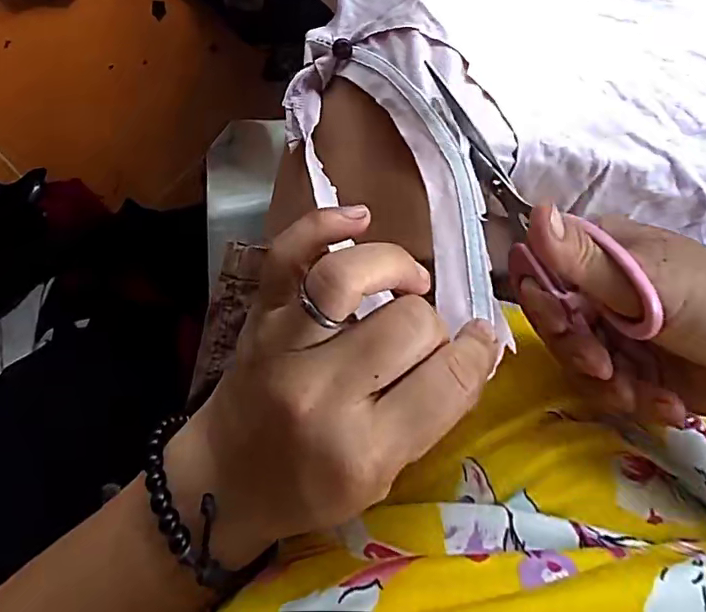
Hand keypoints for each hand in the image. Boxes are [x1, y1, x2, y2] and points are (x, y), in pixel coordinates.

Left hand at [166, 206, 495, 562]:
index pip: (447, 381)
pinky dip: (324, 224)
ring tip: (410, 281)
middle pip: (410, 324)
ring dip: (396, 268)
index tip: (479, 339)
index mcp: (361, 451)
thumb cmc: (310, 485)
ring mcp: (283, 345)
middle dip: (433, 327)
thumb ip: (434, 411)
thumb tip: (480, 343)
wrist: (225, 479)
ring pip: (351, 277)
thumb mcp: (383, 475)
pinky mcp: (260, 313)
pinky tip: (360, 219)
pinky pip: (288, 253)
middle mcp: (320, 394)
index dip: (475, 352)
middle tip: (423, 340)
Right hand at [516, 207, 705, 429]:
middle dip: (576, 348)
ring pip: (580, 359)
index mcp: (605, 252)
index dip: (541, 295)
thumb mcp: (652, 284)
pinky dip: (637, 400)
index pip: (543, 265)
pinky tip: (670, 403)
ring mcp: (623, 329)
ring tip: (645, 392)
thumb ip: (587, 259)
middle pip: (556, 318)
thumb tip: (535, 211)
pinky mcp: (640, 368)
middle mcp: (607, 287)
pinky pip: (612, 388)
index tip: (563, 320)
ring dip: (607, 382)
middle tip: (604, 366)